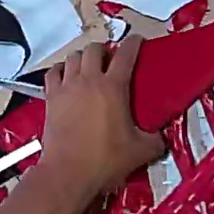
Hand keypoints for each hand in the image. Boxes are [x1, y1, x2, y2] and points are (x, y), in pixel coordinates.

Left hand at [35, 36, 163, 202]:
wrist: (68, 173)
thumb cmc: (105, 159)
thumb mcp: (140, 151)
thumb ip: (156, 140)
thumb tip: (163, 138)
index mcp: (113, 87)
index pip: (125, 54)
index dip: (133, 43)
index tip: (137, 40)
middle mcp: (89, 80)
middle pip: (94, 49)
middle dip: (104, 49)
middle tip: (110, 59)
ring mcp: (67, 87)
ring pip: (73, 57)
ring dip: (82, 57)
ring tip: (88, 66)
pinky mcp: (51, 98)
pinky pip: (53, 73)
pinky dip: (60, 69)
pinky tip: (65, 76)